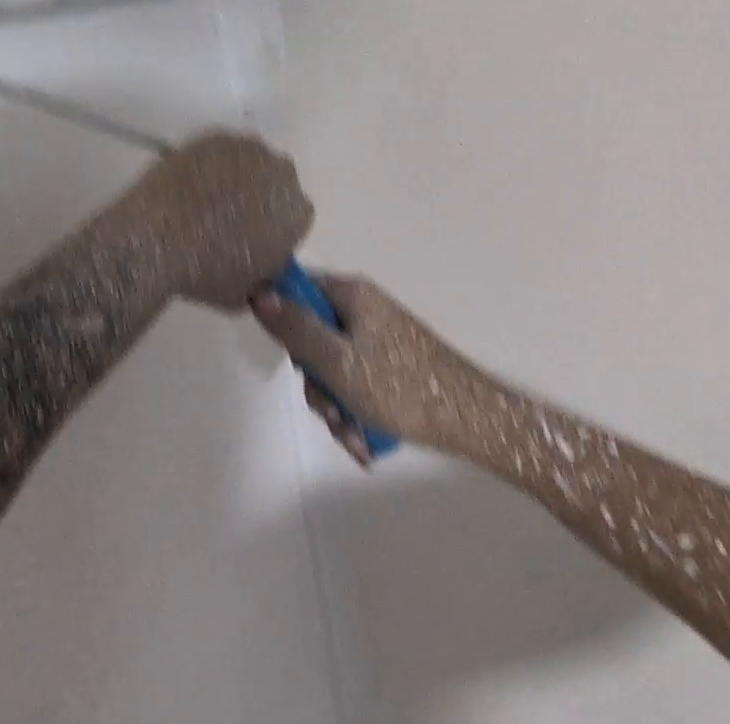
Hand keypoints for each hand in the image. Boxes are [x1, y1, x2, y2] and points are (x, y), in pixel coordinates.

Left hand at [126, 132, 313, 310]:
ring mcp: (248, 150)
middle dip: (259, 198)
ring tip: (205, 199)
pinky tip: (191, 183)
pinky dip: (210, 164)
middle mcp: (282, 174)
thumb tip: (261, 272)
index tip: (251, 239)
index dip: (273, 229)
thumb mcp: (244, 293)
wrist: (156, 239)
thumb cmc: (205, 273)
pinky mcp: (215, 137)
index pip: (294, 218)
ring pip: (250, 163)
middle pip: (276, 184)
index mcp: (297, 213)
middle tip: (228, 218)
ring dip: (237, 177)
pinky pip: (221, 151)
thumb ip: (262, 278)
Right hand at [252, 274, 477, 458]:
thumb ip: (296, 329)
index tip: (289, 354)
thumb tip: (258, 292)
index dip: (281, 318)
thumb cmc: (401, 386)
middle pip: (309, 338)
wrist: (471, 422)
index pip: (296, 288)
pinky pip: (353, 385)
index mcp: (351, 295)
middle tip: (330, 409)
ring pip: (330, 369)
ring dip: (334, 407)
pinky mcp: (387, 368)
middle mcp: (362, 311)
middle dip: (316, 383)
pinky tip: (363, 441)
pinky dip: (353, 413)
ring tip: (352, 434)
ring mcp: (376, 340)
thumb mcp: (338, 361)